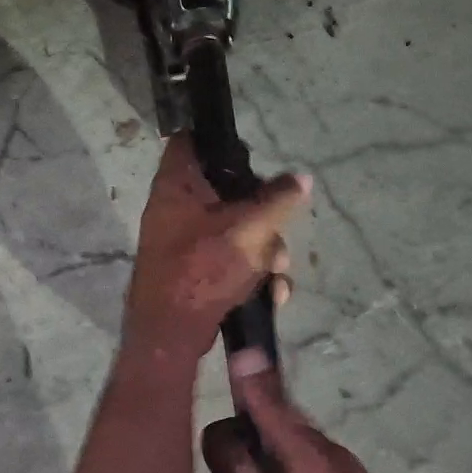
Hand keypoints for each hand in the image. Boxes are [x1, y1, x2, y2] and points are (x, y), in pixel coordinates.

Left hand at [122, 136, 307, 360]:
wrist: (171, 332)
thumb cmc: (204, 267)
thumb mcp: (251, 227)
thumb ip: (279, 199)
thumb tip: (301, 178)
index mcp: (176, 184)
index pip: (190, 141)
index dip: (220, 140)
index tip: (251, 155)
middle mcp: (174, 208)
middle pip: (226, 191)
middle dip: (263, 215)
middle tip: (277, 232)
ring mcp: (181, 241)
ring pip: (235, 230)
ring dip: (264, 251)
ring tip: (274, 271)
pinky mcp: (191, 271)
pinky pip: (229, 261)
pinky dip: (250, 275)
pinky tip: (269, 293)